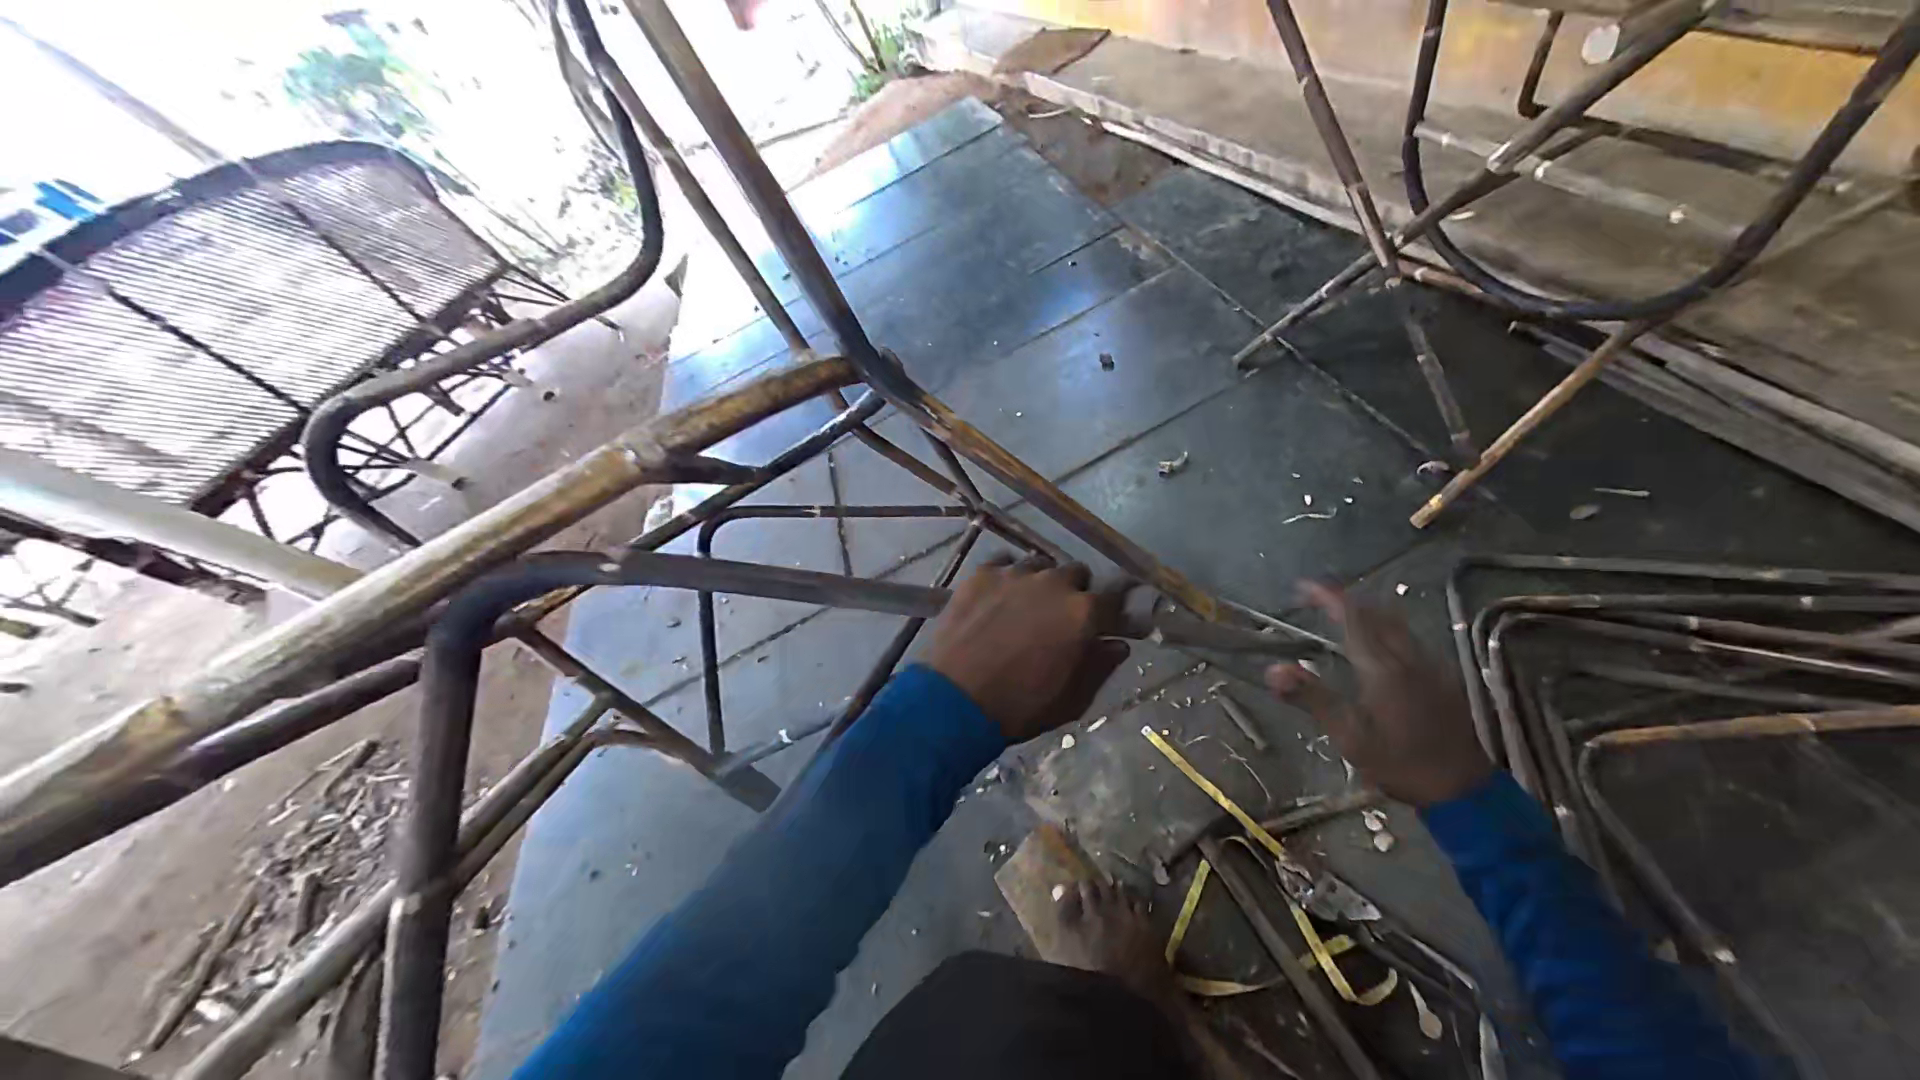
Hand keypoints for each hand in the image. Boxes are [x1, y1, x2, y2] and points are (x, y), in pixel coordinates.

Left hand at [925, 555, 1129, 740]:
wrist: (955, 698)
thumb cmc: (1020, 705)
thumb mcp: (1072, 699)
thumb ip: (1100, 666)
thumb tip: (1117, 644)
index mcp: (1083, 612)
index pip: (1113, 599)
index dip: (1110, 612)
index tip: (1104, 624)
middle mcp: (1053, 583)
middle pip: (1076, 574)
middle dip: (1074, 592)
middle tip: (1060, 617)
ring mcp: (1015, 574)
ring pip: (1039, 566)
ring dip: (1040, 582)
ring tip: (1025, 605)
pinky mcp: (981, 574)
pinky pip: (1003, 564)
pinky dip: (1006, 576)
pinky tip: (997, 595)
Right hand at [1266, 582, 1491, 807]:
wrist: (1464, 790)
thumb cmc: (1400, 763)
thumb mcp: (1349, 735)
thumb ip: (1311, 697)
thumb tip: (1272, 670)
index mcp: (1383, 668)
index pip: (1354, 617)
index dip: (1328, 596)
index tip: (1304, 586)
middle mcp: (1410, 658)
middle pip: (1379, 613)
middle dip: (1348, 600)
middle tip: (1320, 601)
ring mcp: (1432, 667)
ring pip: (1399, 625)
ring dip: (1369, 613)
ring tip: (1343, 617)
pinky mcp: (1444, 679)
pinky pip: (1411, 640)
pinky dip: (1387, 630)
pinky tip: (1379, 647)